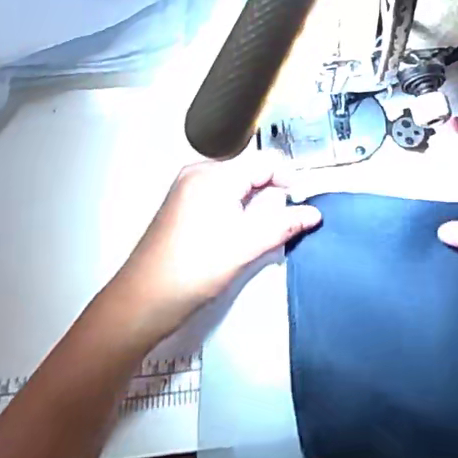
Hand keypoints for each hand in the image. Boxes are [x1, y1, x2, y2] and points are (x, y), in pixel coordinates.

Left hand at [101, 153, 321, 345]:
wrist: (145, 297)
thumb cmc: (193, 269)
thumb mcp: (247, 245)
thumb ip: (283, 224)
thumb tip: (312, 213)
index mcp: (214, 174)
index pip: (264, 160)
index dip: (288, 179)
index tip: (300, 204)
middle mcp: (198, 173)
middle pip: (249, 170)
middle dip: (270, 193)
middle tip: (279, 225)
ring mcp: (187, 188)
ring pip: (235, 185)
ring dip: (253, 205)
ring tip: (256, 236)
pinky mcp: (182, 206)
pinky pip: (219, 196)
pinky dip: (235, 211)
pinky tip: (236, 237)